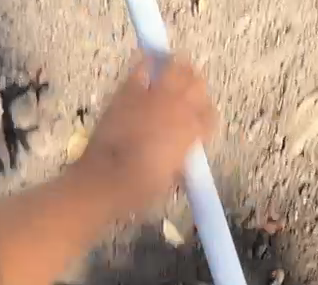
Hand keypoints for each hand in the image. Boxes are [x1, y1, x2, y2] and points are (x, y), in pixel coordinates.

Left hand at [74, 53, 216, 215]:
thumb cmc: (140, 187)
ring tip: (173, 78)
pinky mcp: (131, 88)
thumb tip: (181, 151)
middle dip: (195, 92)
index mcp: (192, 132)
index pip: (210, 116)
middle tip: (188, 99)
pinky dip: (149, 65)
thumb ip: (180, 157)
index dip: (205, 122)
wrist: (107, 178)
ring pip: (178, 66)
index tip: (199, 129)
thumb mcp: (170, 178)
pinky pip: (145, 65)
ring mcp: (155, 94)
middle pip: (198, 85)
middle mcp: (179, 107)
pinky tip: (148, 71)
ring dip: (178, 71)